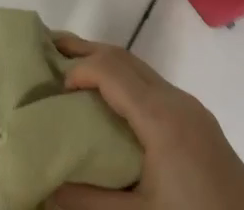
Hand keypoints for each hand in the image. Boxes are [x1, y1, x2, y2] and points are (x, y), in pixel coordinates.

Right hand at [49, 34, 243, 209]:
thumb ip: (89, 202)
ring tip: (69, 71)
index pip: (110, 70)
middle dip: (84, 50)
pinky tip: (109, 105)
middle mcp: (176, 101)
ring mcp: (191, 111)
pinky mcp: (199, 125)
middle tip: (46, 48)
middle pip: (124, 58)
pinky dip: (123, 82)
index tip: (49, 88)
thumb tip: (45, 188)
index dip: (76, 69)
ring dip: (104, 65)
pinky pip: (152, 87)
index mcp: (160, 117)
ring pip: (139, 70)